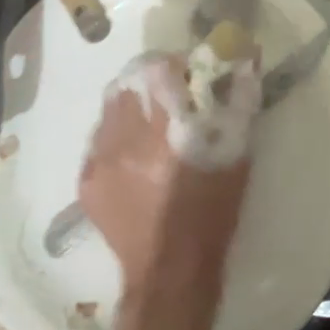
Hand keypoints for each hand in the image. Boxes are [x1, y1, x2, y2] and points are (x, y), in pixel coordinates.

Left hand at [79, 53, 255, 281]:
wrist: (171, 272)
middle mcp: (125, 136)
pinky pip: (98, 140)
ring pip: (110, 108)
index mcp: (164, 127)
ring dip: (130, 104)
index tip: (189, 73)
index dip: (175, 64)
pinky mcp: (85, 179)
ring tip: (148, 123)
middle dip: (150, 81)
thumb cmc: (211, 210)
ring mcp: (99, 158)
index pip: (158, 68)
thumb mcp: (236, 152)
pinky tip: (132, 152)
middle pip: (129, 82)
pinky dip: (115, 135)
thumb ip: (238, 101)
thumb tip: (244, 57)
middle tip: (168, 94)